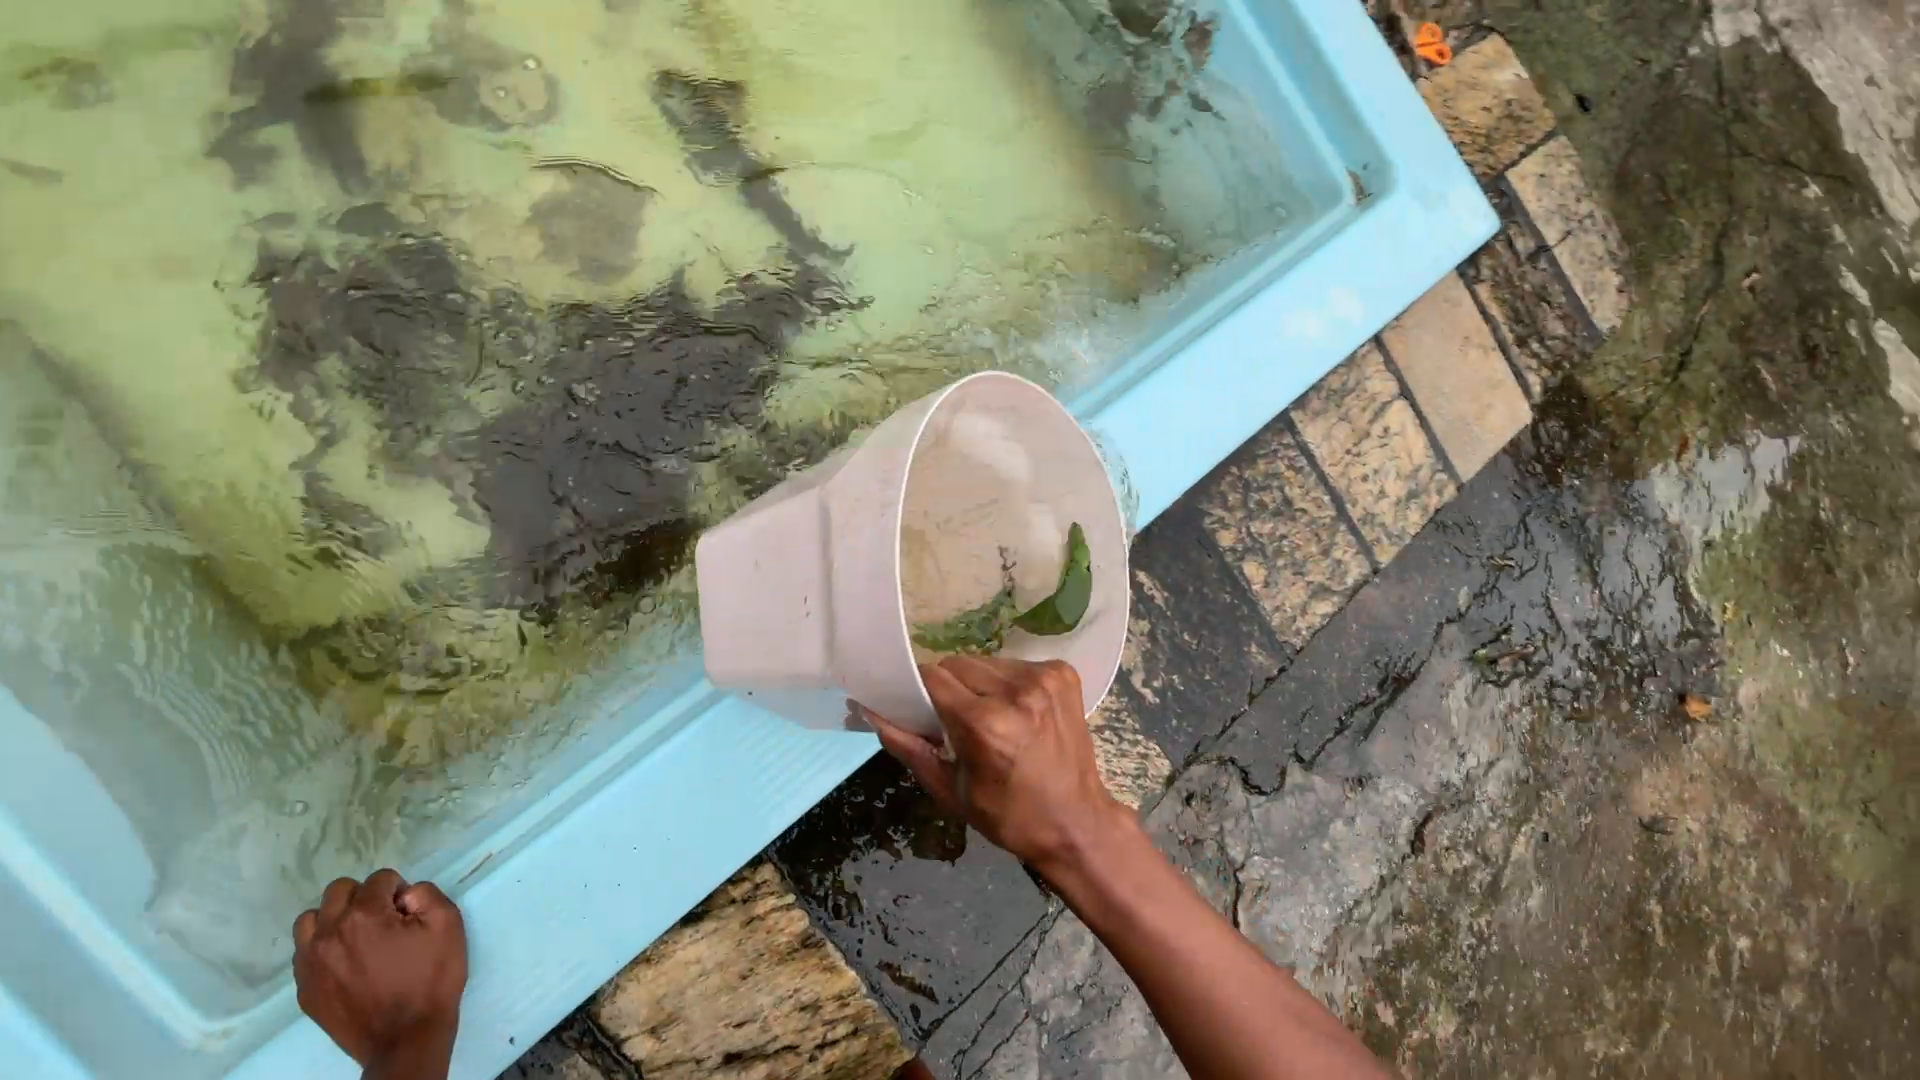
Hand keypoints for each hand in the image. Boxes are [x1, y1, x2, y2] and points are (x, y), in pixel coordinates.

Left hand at [292, 870, 466, 1074]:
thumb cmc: (431, 978)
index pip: (379, 878)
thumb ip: (426, 894)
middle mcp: (329, 933)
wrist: (405, 1037)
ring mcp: (310, 963)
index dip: (400, 889)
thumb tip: (404, 894)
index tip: (410, 912)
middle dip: (365, 896)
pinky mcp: (304, 988)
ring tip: (359, 937)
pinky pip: (305, 952)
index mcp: (365, 915)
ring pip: (311, 920)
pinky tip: (348, 963)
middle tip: (386, 920)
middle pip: (338, 891)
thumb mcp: (448, 924)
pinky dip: (324, 947)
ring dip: (335, 919)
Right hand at [862, 656, 1128, 873]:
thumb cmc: (1008, 816)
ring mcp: (1045, 678)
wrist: (1077, 822)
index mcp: (985, 723)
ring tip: (989, 717)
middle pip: (957, 665)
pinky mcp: (1063, 673)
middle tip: (956, 721)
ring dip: (978, 683)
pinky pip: (1015, 665)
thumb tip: (870, 711)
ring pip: (985, 662)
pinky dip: (1007, 683)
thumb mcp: (950, 790)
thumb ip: (908, 747)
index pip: (932, 678)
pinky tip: (1016, 712)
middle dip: (949, 688)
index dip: (919, 691)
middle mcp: (1016, 692)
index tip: (919, 709)